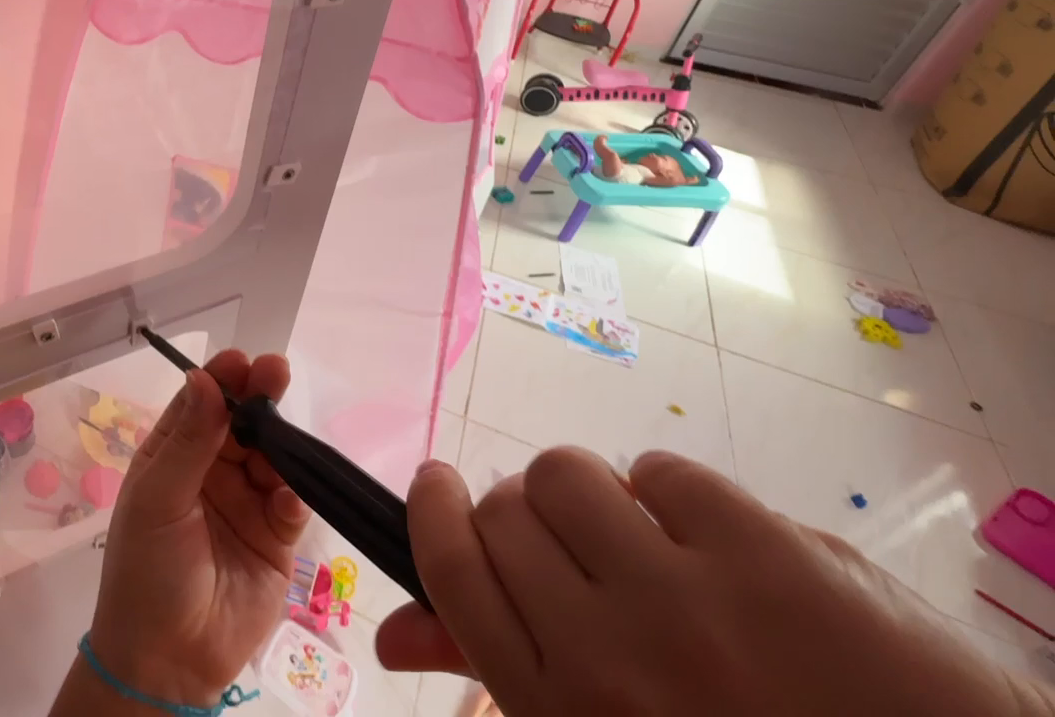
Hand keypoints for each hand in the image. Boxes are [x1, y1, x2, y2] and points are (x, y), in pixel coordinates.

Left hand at [84, 351, 310, 707]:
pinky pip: (292, 504)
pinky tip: (287, 498)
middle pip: (242, 423)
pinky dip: (295, 496)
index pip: (200, 405)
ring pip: (272, 456)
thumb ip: (187, 442)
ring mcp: (247, 502)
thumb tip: (204, 378)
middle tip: (276, 372)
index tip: (240, 360)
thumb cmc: (147, 570)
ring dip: (282, 442)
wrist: (168, 659)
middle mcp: (212, 471)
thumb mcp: (157, 500)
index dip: (220, 380)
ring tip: (287, 433)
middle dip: (259, 397)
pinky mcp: (277, 537)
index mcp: (173, 456)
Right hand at [377, 448, 1052, 714]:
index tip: (437, 482)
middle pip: (504, 512)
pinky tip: (713, 543)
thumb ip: (492, 678)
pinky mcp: (772, 557)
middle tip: (575, 547)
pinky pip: (661, 469)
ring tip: (637, 535)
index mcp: (560, 711)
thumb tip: (390, 636)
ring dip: (590, 493)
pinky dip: (673, 494)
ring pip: (566, 473)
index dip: (433, 509)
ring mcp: (690, 602)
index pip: (451, 569)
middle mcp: (607, 656)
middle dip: (527, 515)